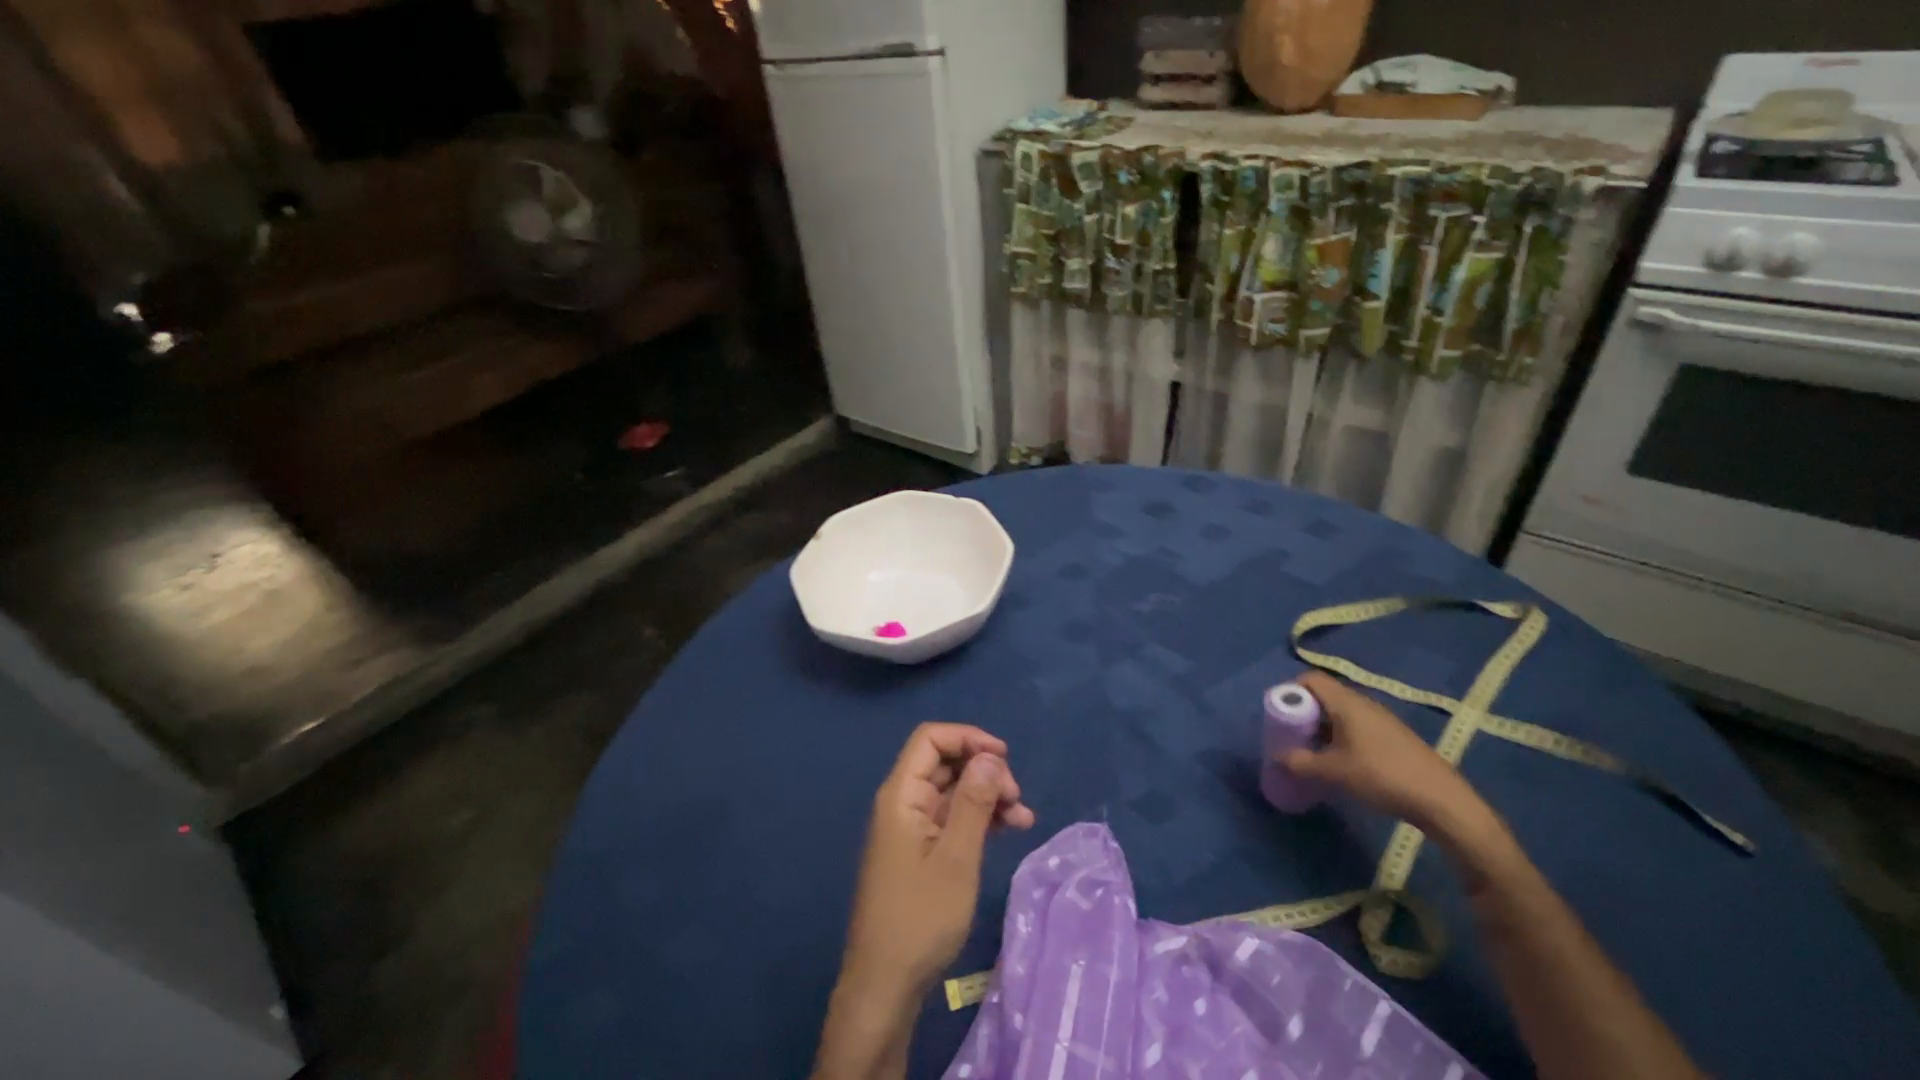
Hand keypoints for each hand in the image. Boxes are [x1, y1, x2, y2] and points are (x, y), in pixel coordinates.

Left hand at [840, 724, 1034, 1001]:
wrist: (886, 981)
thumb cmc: (921, 917)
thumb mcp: (956, 858)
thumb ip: (973, 802)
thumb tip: (990, 757)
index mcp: (901, 796)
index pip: (930, 739)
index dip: (968, 738)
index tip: (1005, 758)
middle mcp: (902, 804)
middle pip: (943, 763)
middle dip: (984, 770)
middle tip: (1016, 798)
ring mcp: (910, 829)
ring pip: (952, 792)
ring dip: (987, 795)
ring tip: (1023, 818)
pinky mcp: (919, 853)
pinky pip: (951, 819)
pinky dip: (979, 819)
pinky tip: (1009, 830)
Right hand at [1280, 671, 1486, 833]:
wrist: (1438, 798)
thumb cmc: (1380, 775)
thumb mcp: (1333, 771)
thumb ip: (1300, 762)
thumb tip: (1276, 758)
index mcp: (1347, 703)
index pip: (1311, 679)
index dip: (1291, 691)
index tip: (1278, 714)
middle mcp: (1364, 703)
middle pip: (1325, 696)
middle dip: (1303, 712)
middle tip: (1290, 737)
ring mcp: (1380, 720)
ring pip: (1341, 713)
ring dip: (1321, 728)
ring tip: (1311, 753)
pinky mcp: (1391, 737)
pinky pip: (1356, 727)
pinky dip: (1339, 737)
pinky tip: (1339, 763)